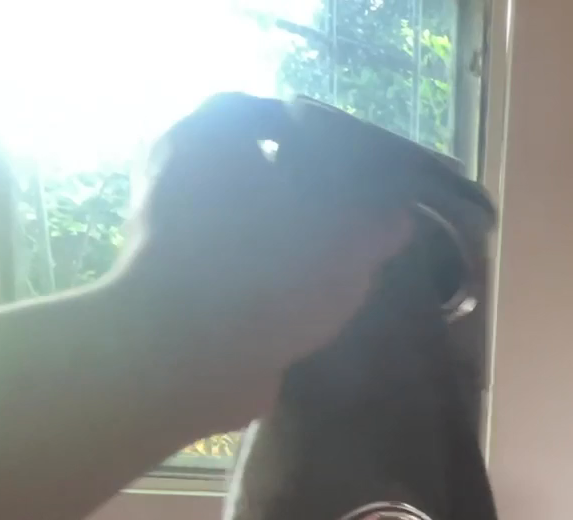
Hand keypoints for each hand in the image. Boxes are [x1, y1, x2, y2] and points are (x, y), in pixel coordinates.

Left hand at [111, 93, 412, 436]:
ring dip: (296, 232)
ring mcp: (173, 225)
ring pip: (249, 214)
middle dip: (310, 189)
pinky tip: (314, 291)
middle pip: (254, 165)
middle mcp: (180, 173)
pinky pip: (238, 254)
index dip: (311, 132)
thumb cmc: (266, 279)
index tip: (356, 162)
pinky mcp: (180, 274)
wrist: (186, 354)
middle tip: (362, 214)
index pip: (258, 112)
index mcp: (211, 144)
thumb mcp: (345, 247)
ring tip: (347, 258)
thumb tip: (398, 216)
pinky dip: (275, 265)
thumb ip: (377, 225)